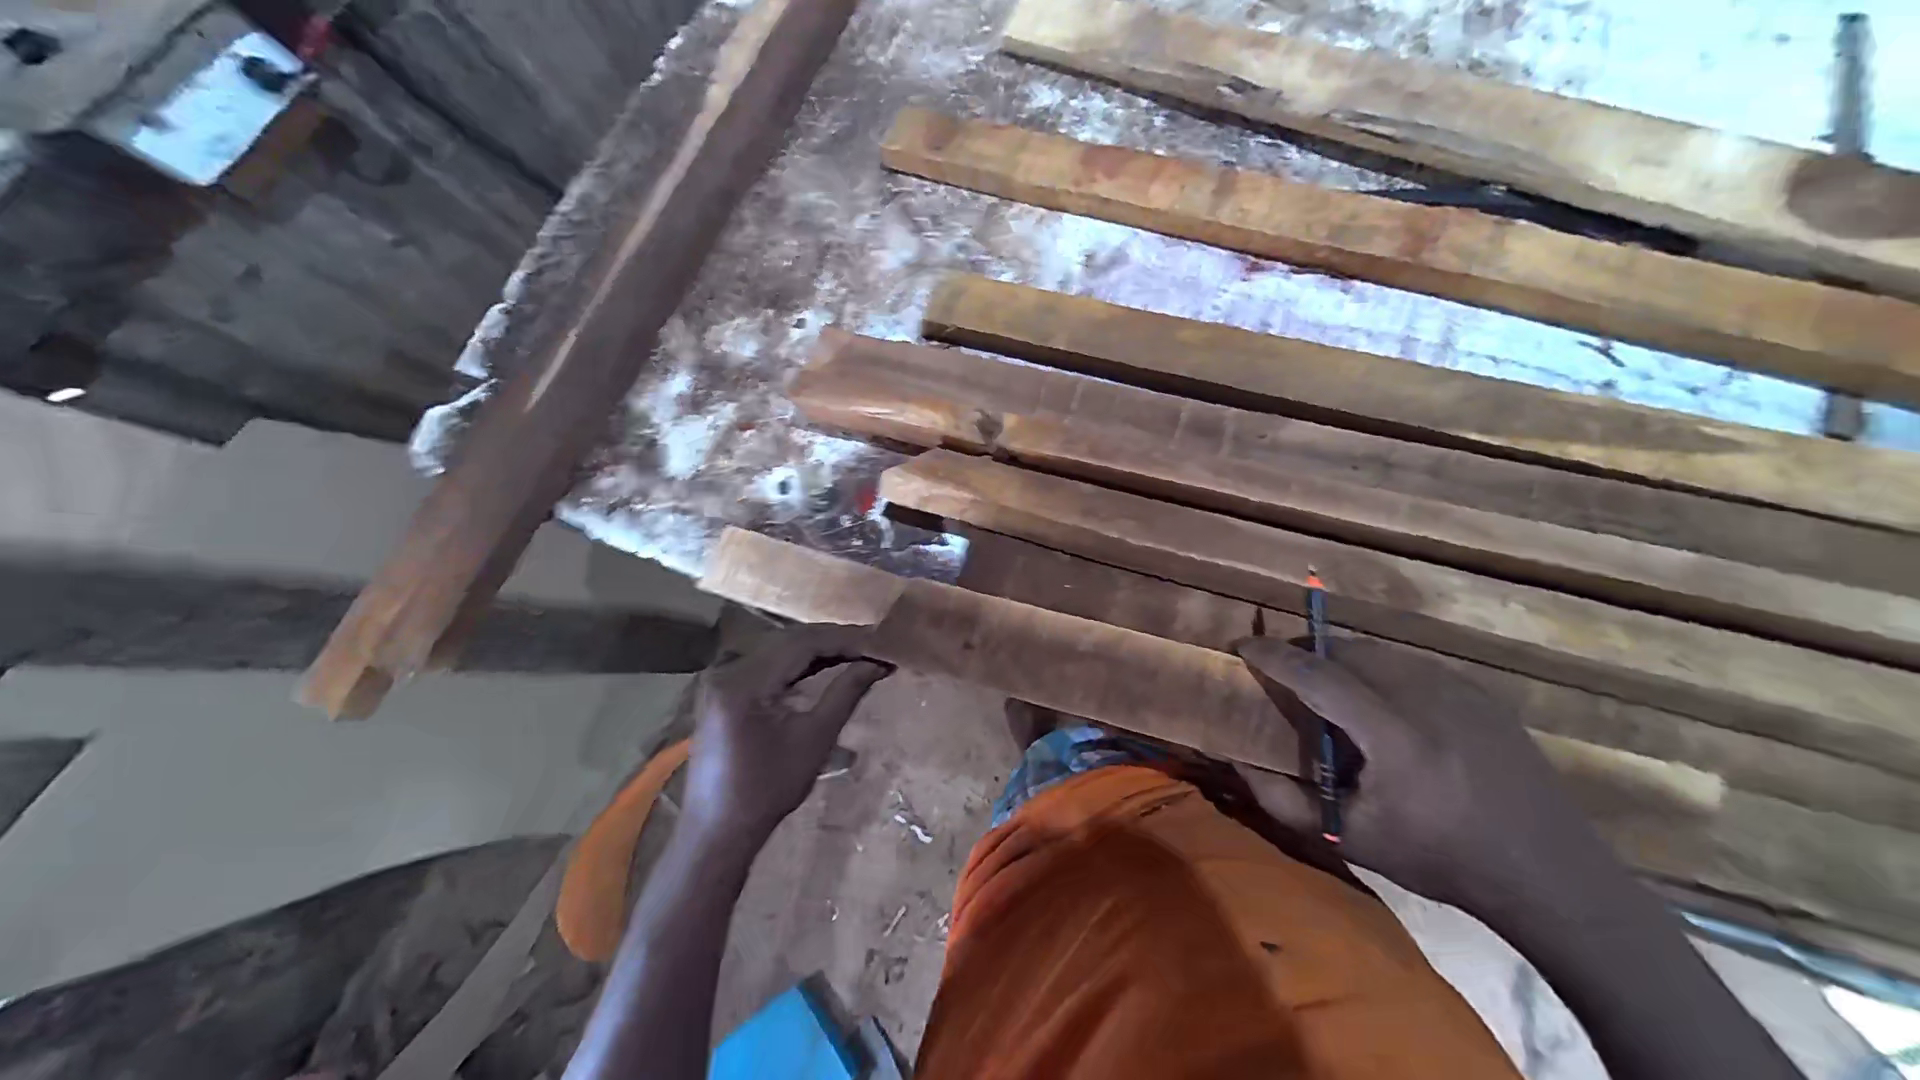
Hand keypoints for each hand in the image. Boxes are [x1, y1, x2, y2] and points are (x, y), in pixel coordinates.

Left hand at [680, 624, 891, 848]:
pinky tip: (827, 664)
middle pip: (790, 641)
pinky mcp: (726, 691)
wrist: (718, 829)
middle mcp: (730, 671)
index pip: (803, 643)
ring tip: (859, 651)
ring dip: (819, 649)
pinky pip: (769, 665)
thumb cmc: (769, 790)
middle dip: (835, 640)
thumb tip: (877, 663)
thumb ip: (846, 693)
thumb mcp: (815, 739)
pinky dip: (799, 664)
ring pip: (780, 650)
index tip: (880, 641)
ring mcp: (724, 679)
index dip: (845, 638)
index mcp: (746, 682)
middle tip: (875, 643)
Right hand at [1233, 635, 1610, 907]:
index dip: (1274, 656)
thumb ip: (1284, 801)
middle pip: (1348, 650)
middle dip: (1305, 651)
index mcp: (1394, 736)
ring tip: (1325, 686)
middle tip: (1280, 670)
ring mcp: (1461, 690)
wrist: (1551, 874)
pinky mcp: (1481, 694)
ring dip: (1341, 659)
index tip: (1242, 645)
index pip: (1319, 676)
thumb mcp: (1351, 839)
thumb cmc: (1440, 859)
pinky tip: (1378, 704)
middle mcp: (1428, 698)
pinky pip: (1412, 664)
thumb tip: (1238, 761)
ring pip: (1381, 652)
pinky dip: (1378, 670)